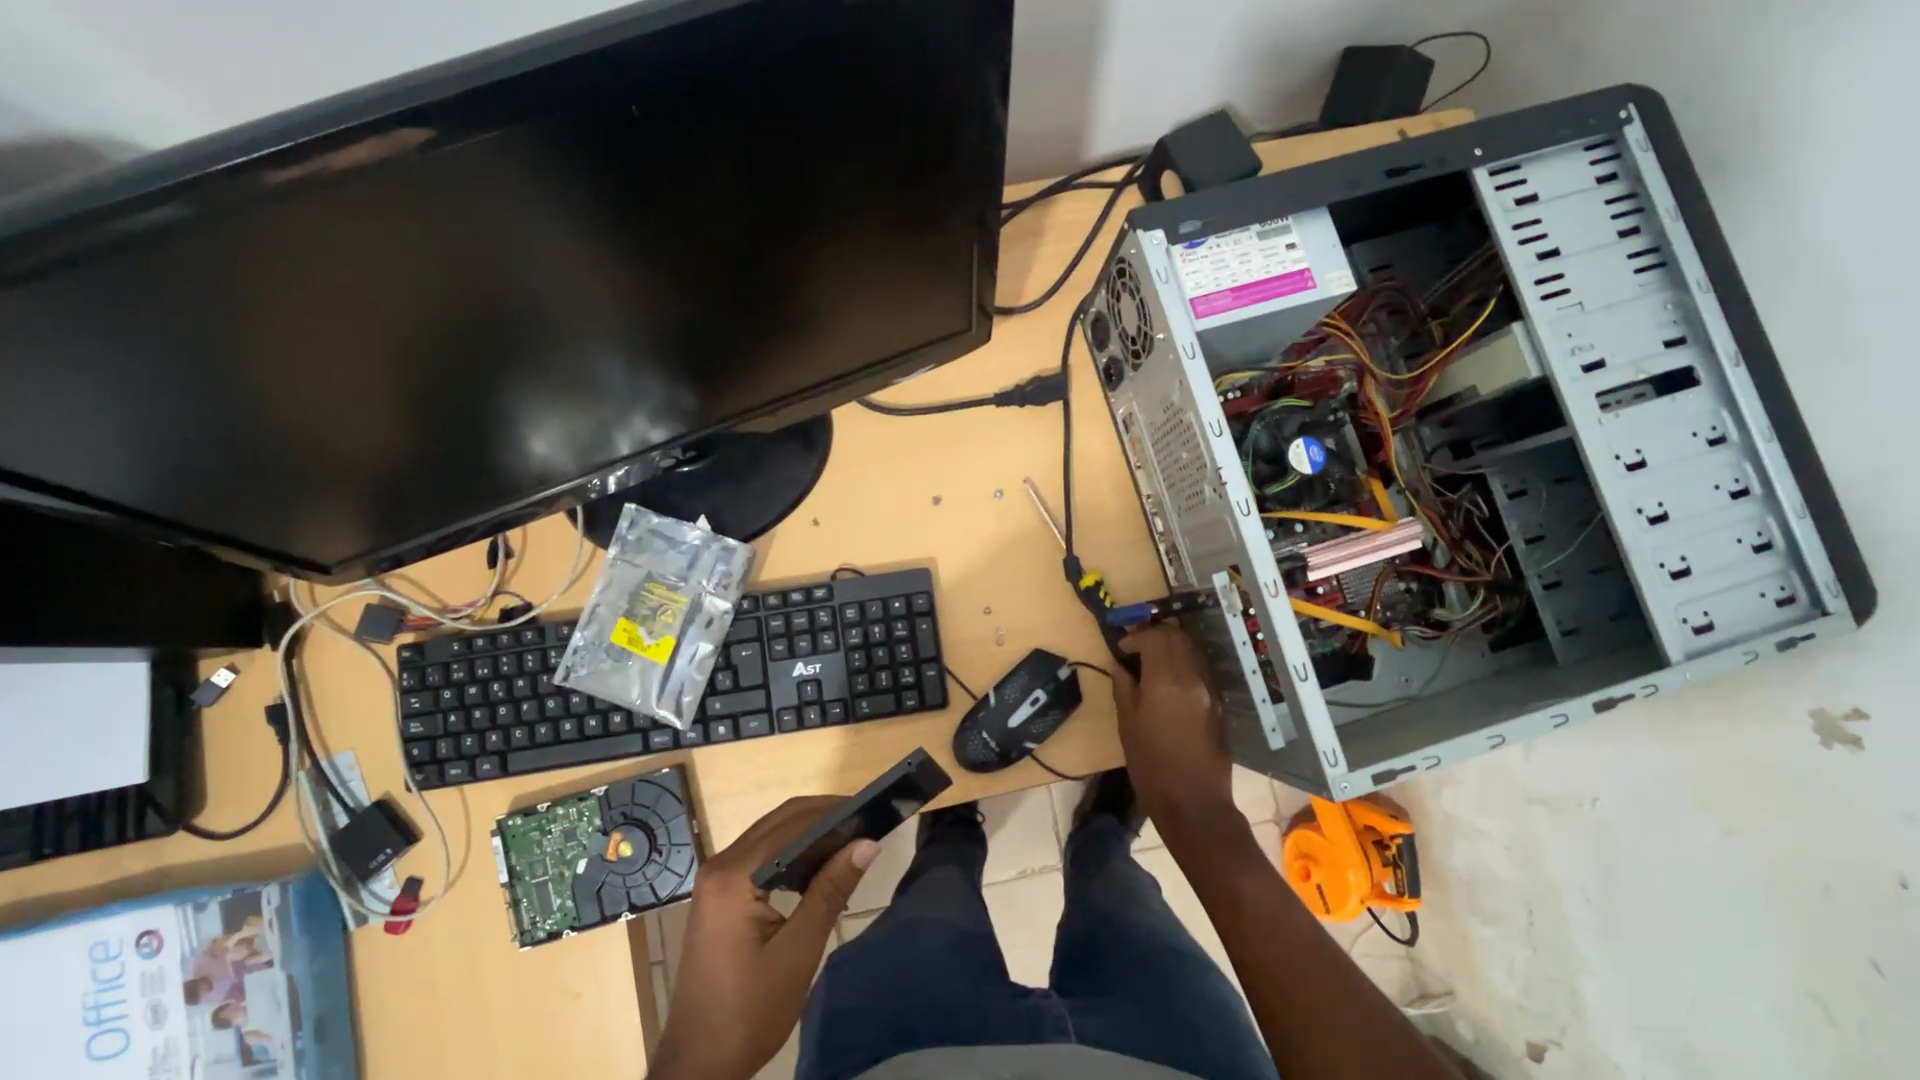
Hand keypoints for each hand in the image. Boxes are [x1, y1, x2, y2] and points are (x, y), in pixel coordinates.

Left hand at [652, 797, 879, 1079]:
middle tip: (867, 822)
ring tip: (851, 842)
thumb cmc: (750, 1010)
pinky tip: (819, 868)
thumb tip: (867, 843)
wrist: (700, 1060)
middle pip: (777, 822)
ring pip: (768, 838)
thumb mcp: (799, 951)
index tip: (871, 810)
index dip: (833, 811)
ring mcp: (714, 881)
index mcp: (734, 875)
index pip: (791, 824)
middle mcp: (719, 866)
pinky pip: (759, 858)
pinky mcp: (717, 896)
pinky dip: (790, 854)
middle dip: (822, 816)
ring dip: (807, 834)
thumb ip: (830, 890)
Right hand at [1114, 623, 1234, 828]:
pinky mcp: (1219, 704)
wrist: (1194, 802)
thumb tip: (1119, 666)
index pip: (1155, 637)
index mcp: (1166, 682)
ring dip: (1173, 647)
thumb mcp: (1128, 726)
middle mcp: (1192, 679)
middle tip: (1138, 646)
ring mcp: (1210, 691)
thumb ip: (1124, 689)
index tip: (1122, 647)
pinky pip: (1201, 671)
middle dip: (1156, 634)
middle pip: (1178, 637)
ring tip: (1153, 661)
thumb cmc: (1151, 767)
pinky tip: (1170, 682)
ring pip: (1193, 651)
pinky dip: (1184, 665)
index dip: (1137, 636)